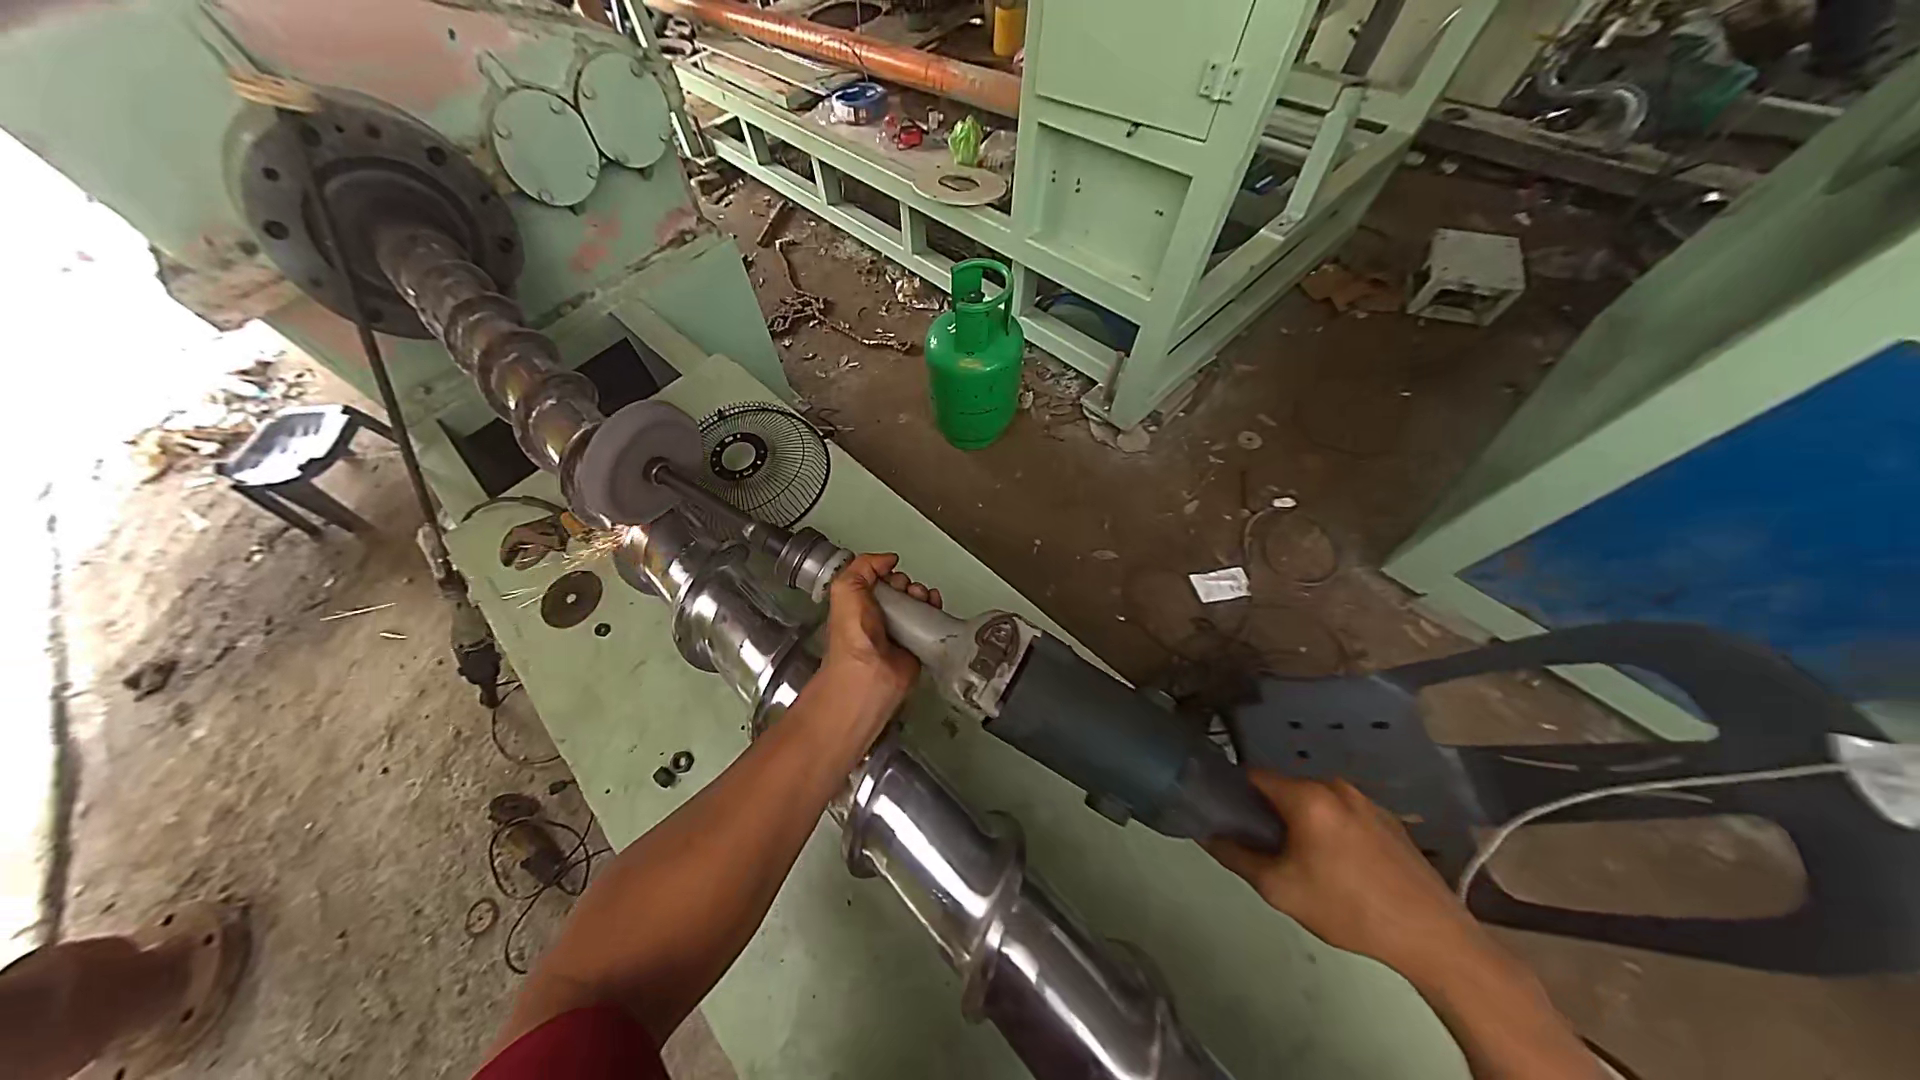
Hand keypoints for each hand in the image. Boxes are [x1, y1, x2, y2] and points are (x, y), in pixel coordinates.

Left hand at [821, 553, 940, 721]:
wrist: (870, 673)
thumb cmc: (851, 638)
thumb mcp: (845, 588)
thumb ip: (863, 566)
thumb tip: (886, 559)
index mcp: (858, 603)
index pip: (877, 579)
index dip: (886, 571)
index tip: (889, 573)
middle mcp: (879, 617)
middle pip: (901, 588)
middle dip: (906, 582)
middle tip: (904, 589)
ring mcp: (899, 630)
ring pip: (917, 602)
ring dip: (922, 593)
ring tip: (919, 597)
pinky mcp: (917, 643)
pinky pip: (931, 621)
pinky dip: (935, 609)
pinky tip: (933, 604)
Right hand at [1208, 772, 1597, 1079]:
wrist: (1433, 938)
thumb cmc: (1348, 909)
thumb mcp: (1279, 888)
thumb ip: (1235, 855)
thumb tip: (1206, 834)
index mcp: (1307, 795)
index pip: (1252, 776)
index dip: (1232, 794)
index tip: (1226, 820)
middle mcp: (1335, 786)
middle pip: (1283, 788)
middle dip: (1268, 813)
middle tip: (1265, 851)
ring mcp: (1366, 801)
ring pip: (1314, 802)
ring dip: (1300, 822)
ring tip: (1303, 863)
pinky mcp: (1389, 820)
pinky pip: (1342, 813)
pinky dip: (1330, 829)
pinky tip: (1340, 867)